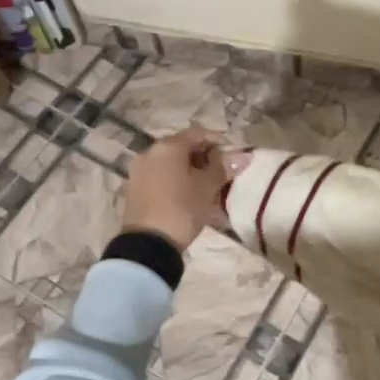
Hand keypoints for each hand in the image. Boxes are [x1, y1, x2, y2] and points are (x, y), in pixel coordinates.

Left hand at [122, 128, 230, 250]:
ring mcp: (140, 172)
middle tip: (223, 174)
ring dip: (192, 173)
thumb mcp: (207, 188)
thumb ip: (224, 168)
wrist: (147, 246)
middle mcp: (150, 153)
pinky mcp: (135, 191)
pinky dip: (178, 183)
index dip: (218, 141)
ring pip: (172, 165)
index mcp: (167, 147)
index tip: (233, 156)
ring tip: (210, 190)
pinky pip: (162, 179)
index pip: (198, 133)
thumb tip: (244, 156)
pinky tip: (192, 199)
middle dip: (205, 159)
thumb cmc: (181, 209)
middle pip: (183, 148)